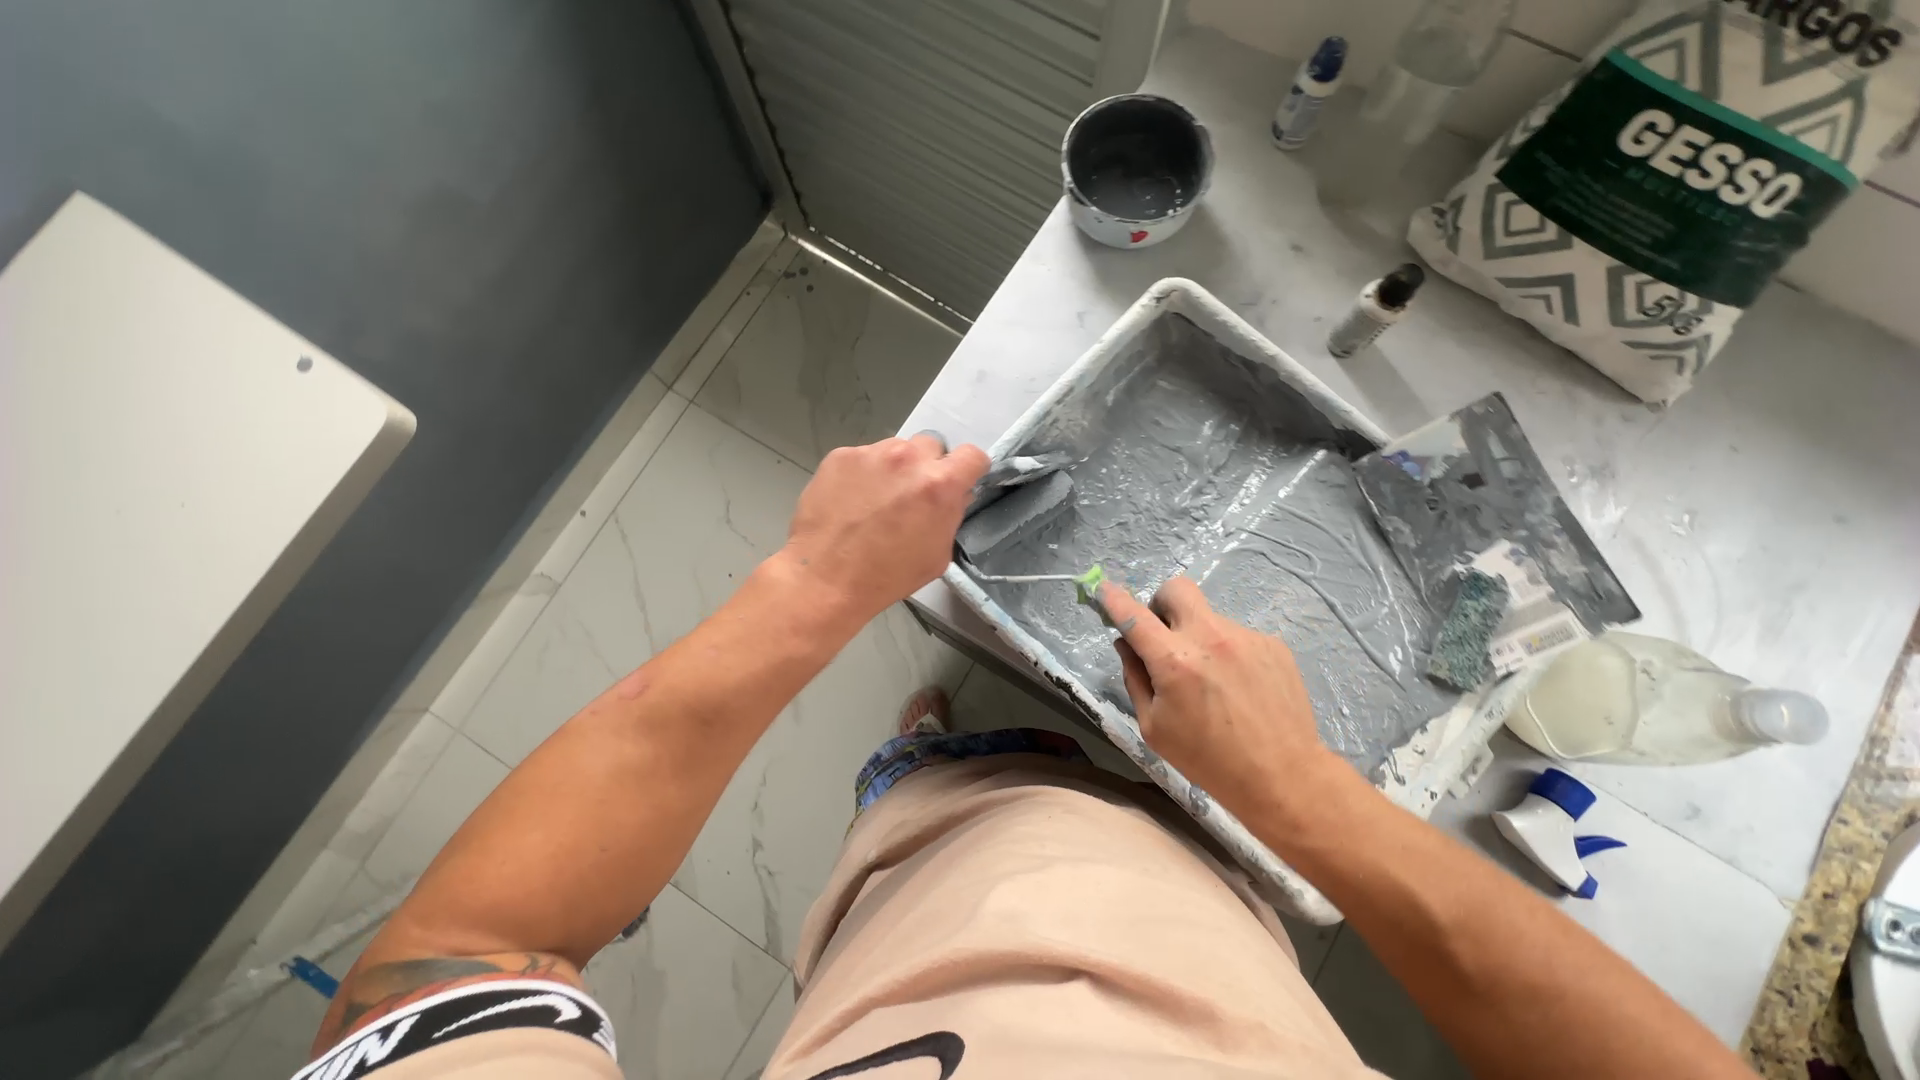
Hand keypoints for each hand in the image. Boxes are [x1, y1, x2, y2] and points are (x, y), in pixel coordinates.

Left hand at [780, 432, 987, 625]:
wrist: (827, 578)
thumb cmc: (887, 576)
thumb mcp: (938, 554)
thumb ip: (950, 515)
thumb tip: (952, 496)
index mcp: (940, 484)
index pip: (972, 455)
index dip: (967, 469)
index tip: (958, 481)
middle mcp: (908, 459)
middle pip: (931, 446)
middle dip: (926, 467)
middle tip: (910, 495)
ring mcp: (871, 454)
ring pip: (894, 450)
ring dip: (892, 469)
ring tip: (874, 501)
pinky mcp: (840, 456)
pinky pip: (862, 458)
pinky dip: (861, 474)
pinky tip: (850, 502)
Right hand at [1100, 576, 1340, 816]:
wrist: (1282, 775)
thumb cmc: (1207, 759)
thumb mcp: (1154, 727)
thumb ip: (1135, 679)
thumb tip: (1127, 644)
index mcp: (1174, 661)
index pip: (1134, 616)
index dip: (1114, 599)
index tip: (1104, 588)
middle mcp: (1210, 637)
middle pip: (1177, 590)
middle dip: (1162, 604)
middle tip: (1164, 635)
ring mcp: (1245, 637)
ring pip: (1210, 619)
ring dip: (1199, 639)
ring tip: (1213, 683)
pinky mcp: (1272, 644)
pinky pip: (1238, 638)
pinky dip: (1229, 655)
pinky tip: (1240, 689)